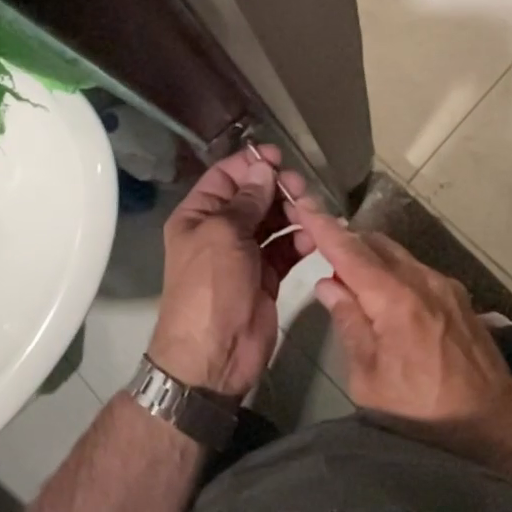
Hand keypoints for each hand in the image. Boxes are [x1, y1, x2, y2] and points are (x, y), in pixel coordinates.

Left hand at [147, 145, 310, 398]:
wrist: (214, 355)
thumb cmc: (210, 286)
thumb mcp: (223, 234)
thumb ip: (246, 200)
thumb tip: (262, 168)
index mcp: (197, 216)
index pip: (224, 178)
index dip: (250, 165)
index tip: (278, 157)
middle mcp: (219, 232)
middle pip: (252, 198)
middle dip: (276, 189)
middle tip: (300, 187)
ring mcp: (243, 256)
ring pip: (271, 223)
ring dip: (291, 214)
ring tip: (310, 211)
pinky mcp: (266, 278)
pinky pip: (284, 251)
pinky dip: (298, 242)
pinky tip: (313, 238)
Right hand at [289, 202, 511, 481]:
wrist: (494, 427)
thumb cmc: (420, 411)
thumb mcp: (369, 378)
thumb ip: (348, 324)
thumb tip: (328, 285)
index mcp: (394, 298)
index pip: (349, 251)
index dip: (323, 227)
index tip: (304, 204)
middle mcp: (421, 280)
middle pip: (375, 243)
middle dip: (346, 241)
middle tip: (321, 252)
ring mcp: (445, 286)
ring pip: (398, 255)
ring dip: (372, 258)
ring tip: (353, 280)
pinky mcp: (460, 298)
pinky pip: (418, 271)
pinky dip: (395, 273)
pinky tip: (389, 298)